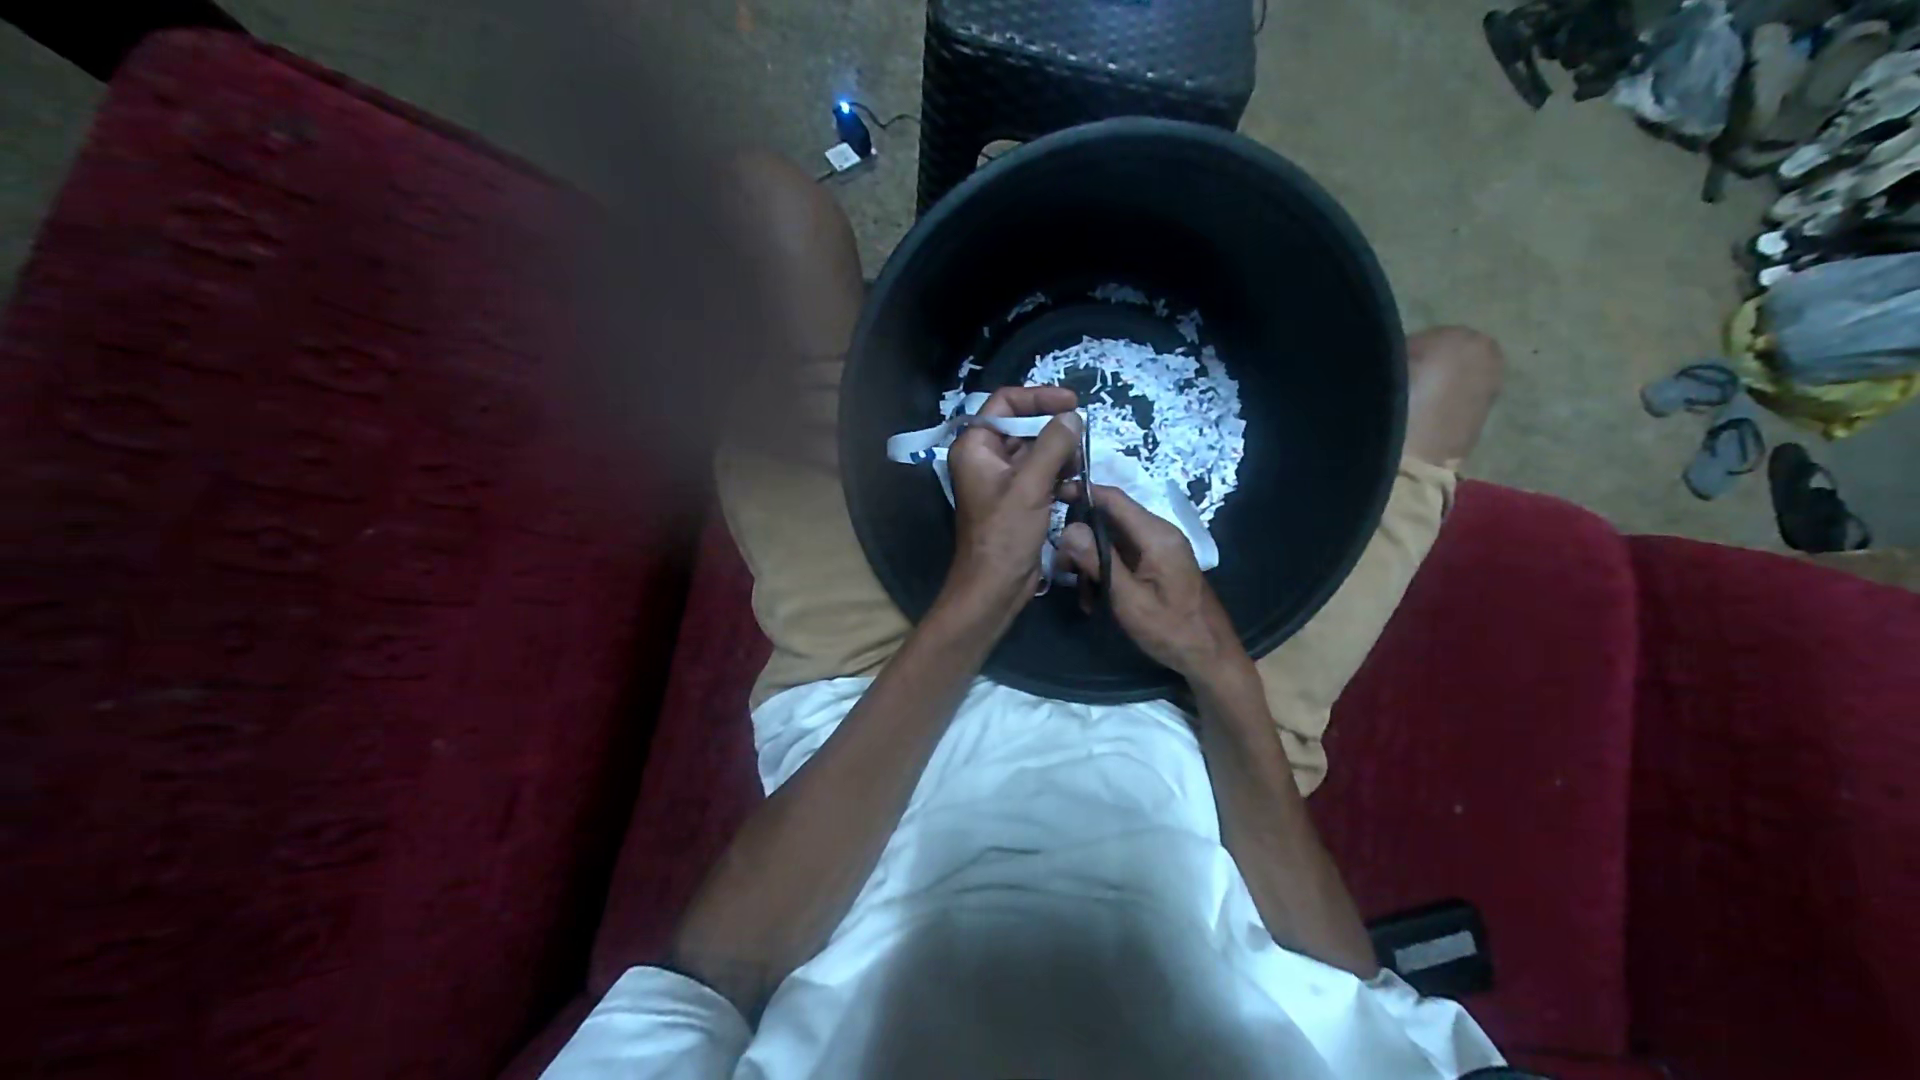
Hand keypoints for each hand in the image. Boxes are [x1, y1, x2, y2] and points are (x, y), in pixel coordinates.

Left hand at [943, 386, 1081, 627]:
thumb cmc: (1004, 533)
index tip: (1072, 403)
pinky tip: (1075, 485)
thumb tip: (1073, 417)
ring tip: (1079, 466)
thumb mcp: (1031, 485)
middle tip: (1081, 440)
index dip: (1038, 397)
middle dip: (1054, 430)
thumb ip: (1053, 445)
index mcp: (976, 446)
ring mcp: (1001, 479)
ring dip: (1060, 453)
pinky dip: (1058, 474)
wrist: (995, 584)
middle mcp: (985, 457)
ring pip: (1035, 450)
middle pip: (1023, 425)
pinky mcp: (1016, 498)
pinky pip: (1040, 473)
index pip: (1005, 403)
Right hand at [1058, 485, 1249, 684]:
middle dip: (1081, 538)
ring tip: (1079, 591)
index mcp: (1157, 535)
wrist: (1209, 656)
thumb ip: (1099, 561)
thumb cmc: (1171, 629)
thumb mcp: (1129, 599)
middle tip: (1061, 566)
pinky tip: (1095, 597)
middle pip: (1110, 519)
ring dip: (1090, 560)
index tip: (1054, 495)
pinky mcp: (1157, 563)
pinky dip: (1104, 570)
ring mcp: (1159, 548)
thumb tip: (1069, 529)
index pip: (1115, 499)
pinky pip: (1122, 555)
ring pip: (1112, 539)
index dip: (1083, 491)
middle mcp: (1159, 534)